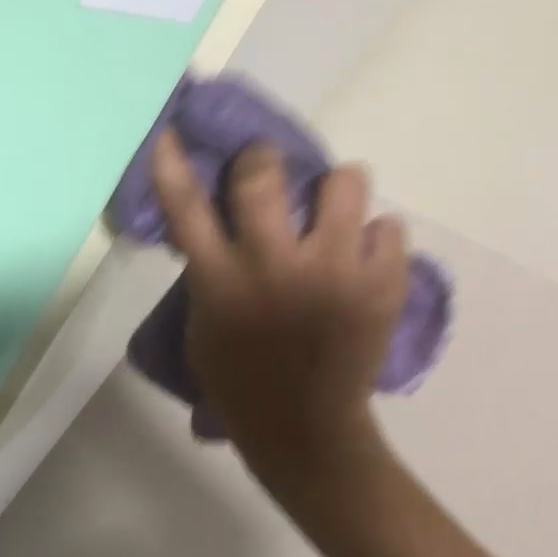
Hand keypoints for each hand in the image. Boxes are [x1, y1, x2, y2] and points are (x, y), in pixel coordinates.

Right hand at [151, 131, 408, 474]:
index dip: (172, 166)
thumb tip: (229, 223)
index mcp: (217, 282)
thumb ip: (212, 273)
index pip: (186, 209)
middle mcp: (272, 266)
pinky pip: (387, 227)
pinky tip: (359, 264)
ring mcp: (334, 271)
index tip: (170, 132)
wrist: (300, 425)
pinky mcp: (383, 281)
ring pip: (346, 181)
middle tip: (267, 170)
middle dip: (265, 161)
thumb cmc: (236, 378)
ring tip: (330, 217)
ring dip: (333, 192)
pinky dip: (371, 239)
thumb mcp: (203, 325)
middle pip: (266, 175)